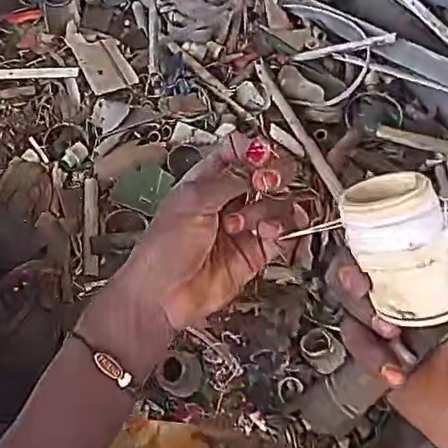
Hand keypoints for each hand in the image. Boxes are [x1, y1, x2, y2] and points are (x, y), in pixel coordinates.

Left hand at [80, 133, 302, 373]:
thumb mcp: (191, 202)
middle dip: (273, 176)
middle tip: (265, 184)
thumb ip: (228, 179)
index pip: (242, 151)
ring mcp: (245, 224)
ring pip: (281, 203)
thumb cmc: (161, 251)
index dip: (257, 151)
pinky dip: (283, 230)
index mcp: (208, 179)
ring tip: (247, 224)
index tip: (262, 159)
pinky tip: (266, 234)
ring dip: (270, 209)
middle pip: (270, 174)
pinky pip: (285, 233)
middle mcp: (230, 198)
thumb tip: (258, 160)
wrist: (162, 296)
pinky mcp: (257, 251)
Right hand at [333, 248, 447, 447]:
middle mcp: (413, 294)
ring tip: (389, 333)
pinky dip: (371, 355)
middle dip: (352, 270)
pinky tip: (397, 371)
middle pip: (364, 265)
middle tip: (362, 283)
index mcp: (447, 276)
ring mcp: (391, 322)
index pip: (411, 242)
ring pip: (351, 300)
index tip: (390, 245)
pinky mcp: (377, 352)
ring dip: (362, 312)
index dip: (392, 238)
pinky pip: (355, 341)